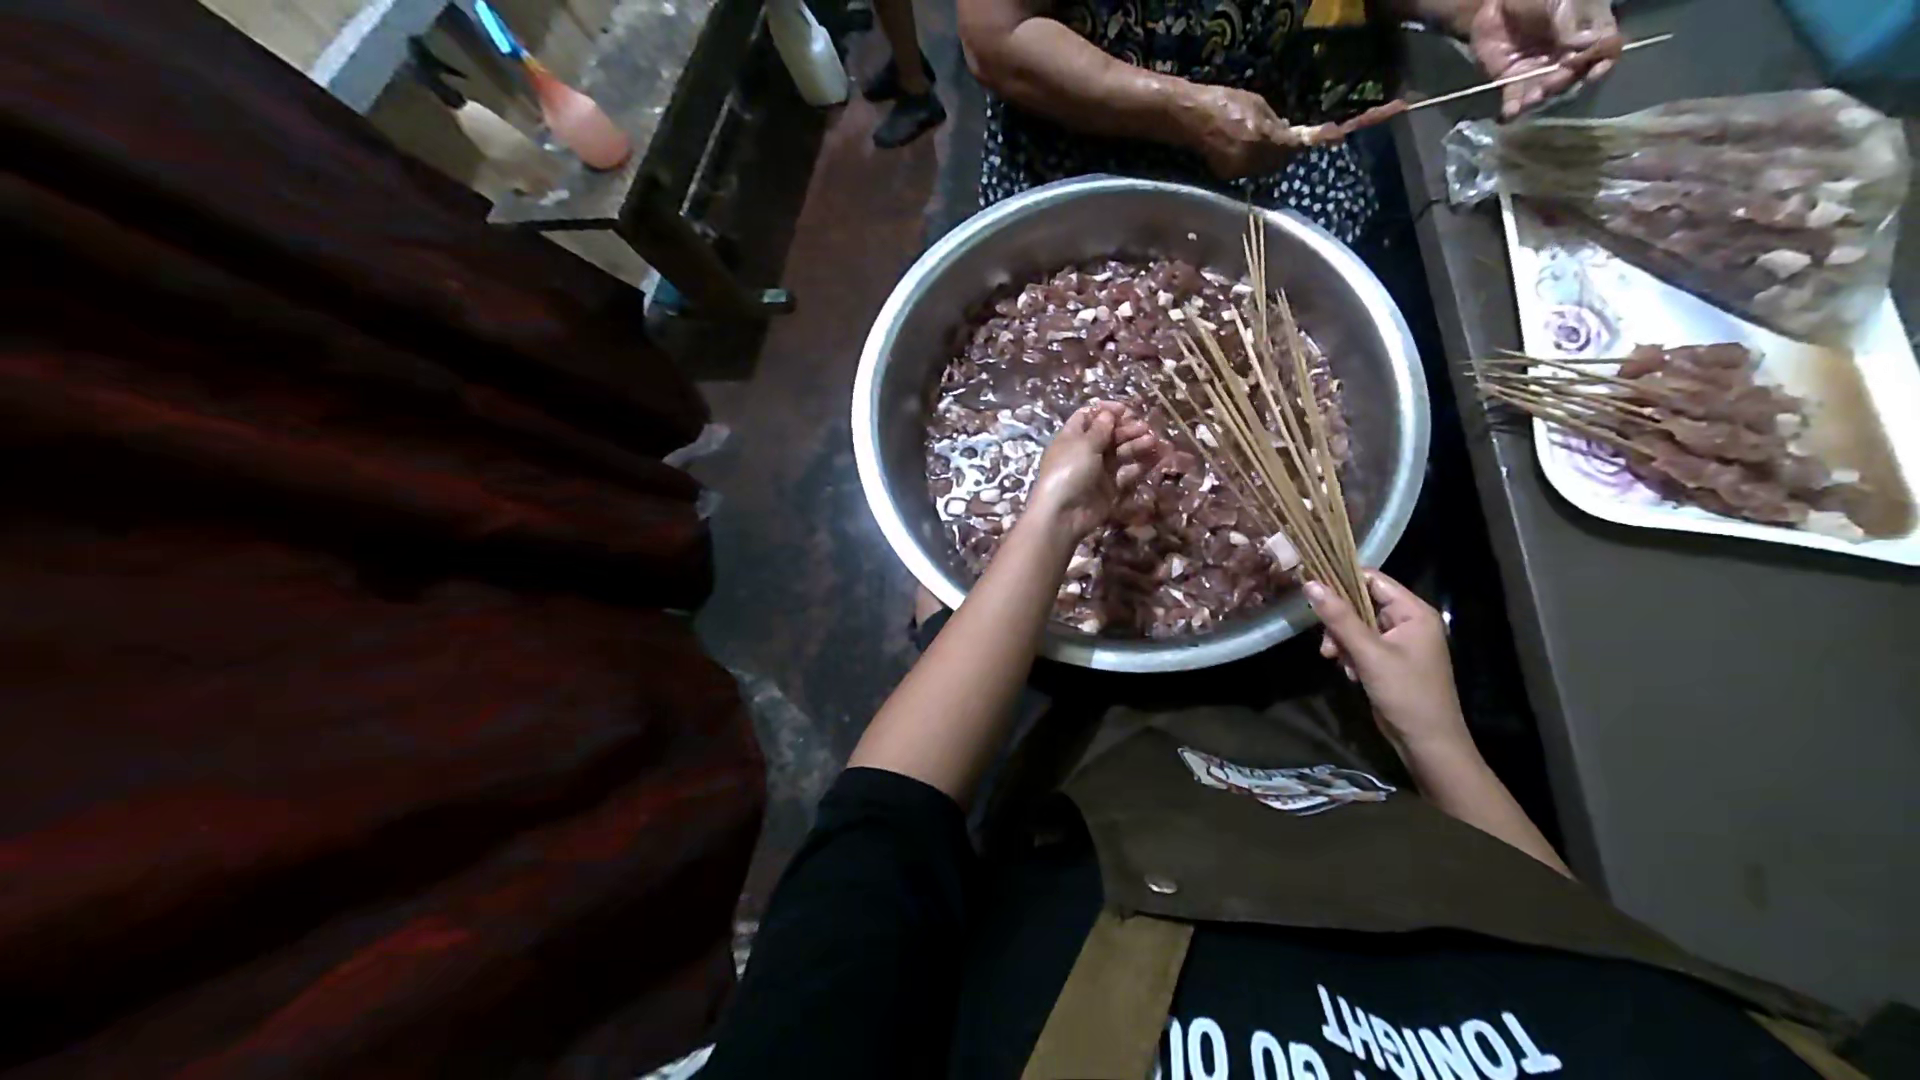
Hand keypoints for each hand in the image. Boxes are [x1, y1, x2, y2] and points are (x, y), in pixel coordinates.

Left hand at [1027, 401, 1161, 539]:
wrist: (1064, 514)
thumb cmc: (1069, 472)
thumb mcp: (1083, 445)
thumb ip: (1099, 429)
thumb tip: (1108, 414)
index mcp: (1071, 437)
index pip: (1088, 417)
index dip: (1106, 411)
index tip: (1125, 410)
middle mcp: (1085, 451)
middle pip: (1108, 434)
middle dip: (1127, 428)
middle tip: (1144, 428)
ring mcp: (1097, 470)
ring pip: (1120, 451)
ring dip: (1136, 444)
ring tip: (1152, 441)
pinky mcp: (1109, 487)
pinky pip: (1127, 471)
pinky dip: (1140, 464)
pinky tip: (1154, 457)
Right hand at [1172, 84, 1333, 179]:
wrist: (1192, 119)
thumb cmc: (1224, 103)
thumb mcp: (1256, 104)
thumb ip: (1273, 121)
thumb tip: (1287, 132)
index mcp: (1262, 137)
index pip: (1295, 144)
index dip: (1315, 140)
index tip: (1335, 137)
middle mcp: (1253, 158)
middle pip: (1281, 162)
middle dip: (1287, 152)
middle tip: (1289, 141)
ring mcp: (1239, 170)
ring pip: (1265, 169)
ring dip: (1270, 159)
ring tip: (1262, 144)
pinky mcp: (1228, 176)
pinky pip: (1249, 172)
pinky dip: (1253, 163)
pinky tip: (1245, 151)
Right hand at [1306, 570, 1471, 758]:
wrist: (1427, 741)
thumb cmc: (1405, 692)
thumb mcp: (1368, 653)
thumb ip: (1339, 617)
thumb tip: (1310, 584)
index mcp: (1414, 612)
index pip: (1373, 580)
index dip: (1342, 580)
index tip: (1311, 588)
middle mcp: (1408, 621)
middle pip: (1362, 602)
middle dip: (1338, 620)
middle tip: (1324, 639)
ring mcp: (1400, 641)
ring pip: (1357, 624)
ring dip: (1341, 639)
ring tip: (1334, 659)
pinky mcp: (1390, 658)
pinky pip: (1361, 643)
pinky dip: (1349, 652)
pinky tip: (1347, 670)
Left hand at [1467, 0, 1620, 118]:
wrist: (1496, 5)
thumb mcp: (1561, 2)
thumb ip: (1573, 23)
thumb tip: (1588, 44)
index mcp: (1590, 31)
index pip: (1605, 51)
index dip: (1602, 63)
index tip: (1594, 70)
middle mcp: (1568, 55)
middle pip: (1573, 77)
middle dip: (1564, 82)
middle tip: (1552, 81)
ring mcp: (1539, 70)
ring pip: (1545, 91)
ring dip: (1539, 98)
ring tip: (1531, 98)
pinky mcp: (1512, 80)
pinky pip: (1514, 99)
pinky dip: (1514, 108)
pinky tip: (1512, 112)